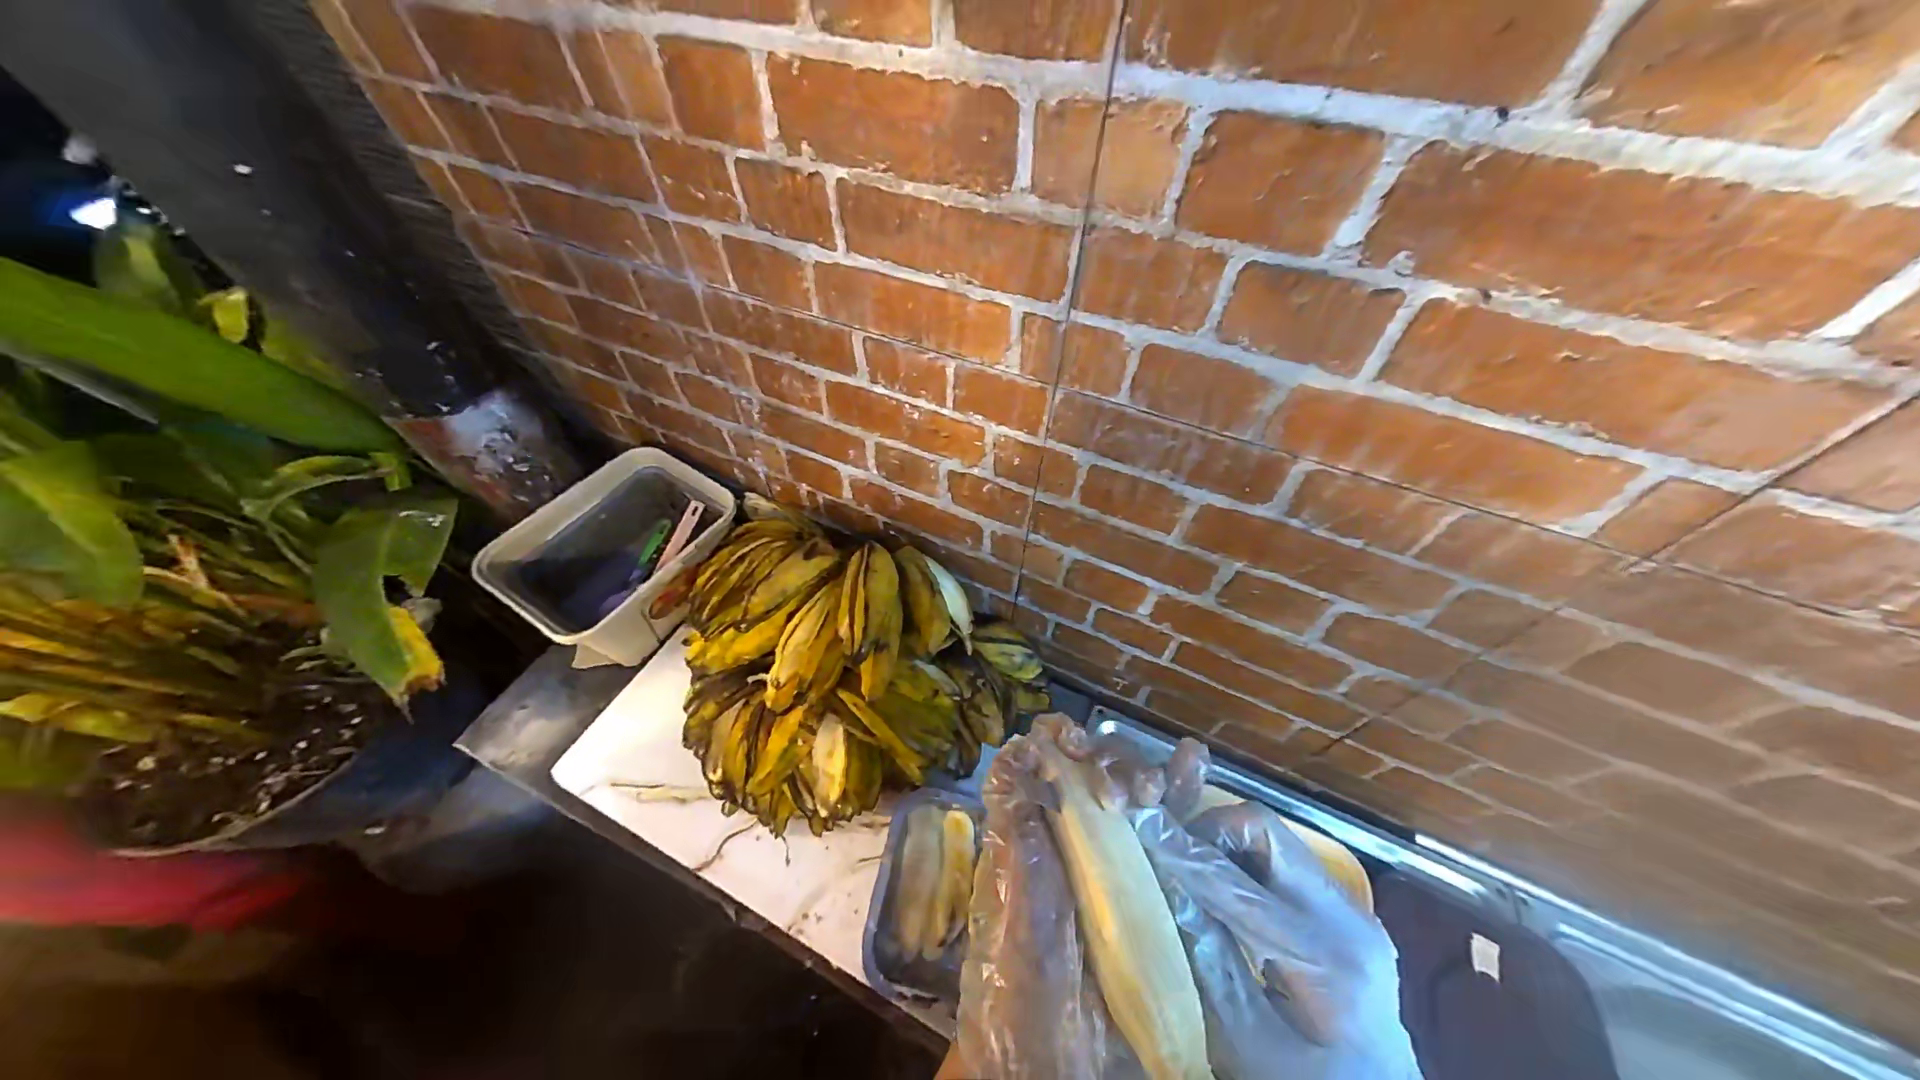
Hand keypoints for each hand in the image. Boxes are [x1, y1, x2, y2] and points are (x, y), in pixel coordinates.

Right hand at [1132, 801, 1422, 1079]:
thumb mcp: (1244, 1041)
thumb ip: (1204, 959)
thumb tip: (1163, 885)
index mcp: (1324, 959)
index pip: (1234, 882)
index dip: (1180, 850)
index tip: (1140, 823)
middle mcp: (1348, 919)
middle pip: (1266, 832)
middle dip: (1210, 830)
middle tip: (1172, 853)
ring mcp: (1354, 911)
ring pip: (1275, 838)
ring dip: (1226, 843)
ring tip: (1194, 872)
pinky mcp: (1348, 911)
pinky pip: (1286, 861)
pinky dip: (1246, 862)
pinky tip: (1226, 890)